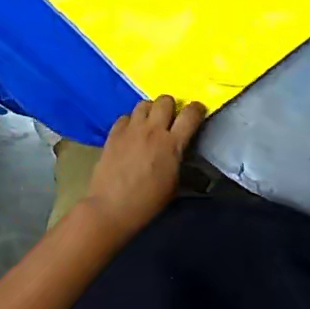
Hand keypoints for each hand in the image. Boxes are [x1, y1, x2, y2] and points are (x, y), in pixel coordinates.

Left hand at [81, 95, 207, 239]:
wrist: (111, 207)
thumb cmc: (148, 202)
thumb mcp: (174, 186)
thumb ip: (182, 166)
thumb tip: (189, 161)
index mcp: (172, 144)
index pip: (190, 114)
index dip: (197, 109)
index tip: (198, 111)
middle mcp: (152, 130)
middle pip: (164, 100)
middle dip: (171, 106)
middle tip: (170, 118)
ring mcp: (131, 129)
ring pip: (143, 104)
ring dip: (150, 110)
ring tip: (150, 123)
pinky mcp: (113, 133)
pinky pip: (125, 117)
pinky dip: (131, 121)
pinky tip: (131, 133)